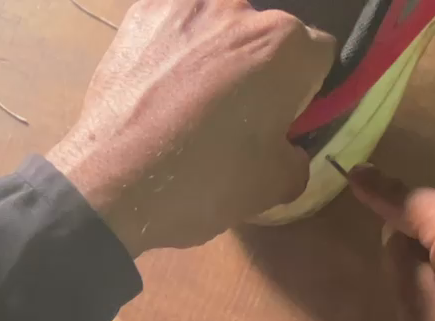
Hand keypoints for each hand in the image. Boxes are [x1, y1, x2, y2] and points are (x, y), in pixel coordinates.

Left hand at [47, 0, 335, 255]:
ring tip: (191, 106)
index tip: (284, 121)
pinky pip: (176, 28)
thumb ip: (298, 158)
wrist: (115, 182)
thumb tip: (290, 149)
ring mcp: (187, 3)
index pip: (319, 57)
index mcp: (285, 47)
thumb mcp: (272, 188)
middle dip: (260, 72)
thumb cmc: (204, 184)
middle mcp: (241, 8)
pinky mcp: (142, 11)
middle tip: (236, 121)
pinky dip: (176, 52)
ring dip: (217, 58)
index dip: (305, 93)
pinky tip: (162, 91)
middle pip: (267, 38)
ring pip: (220, 29)